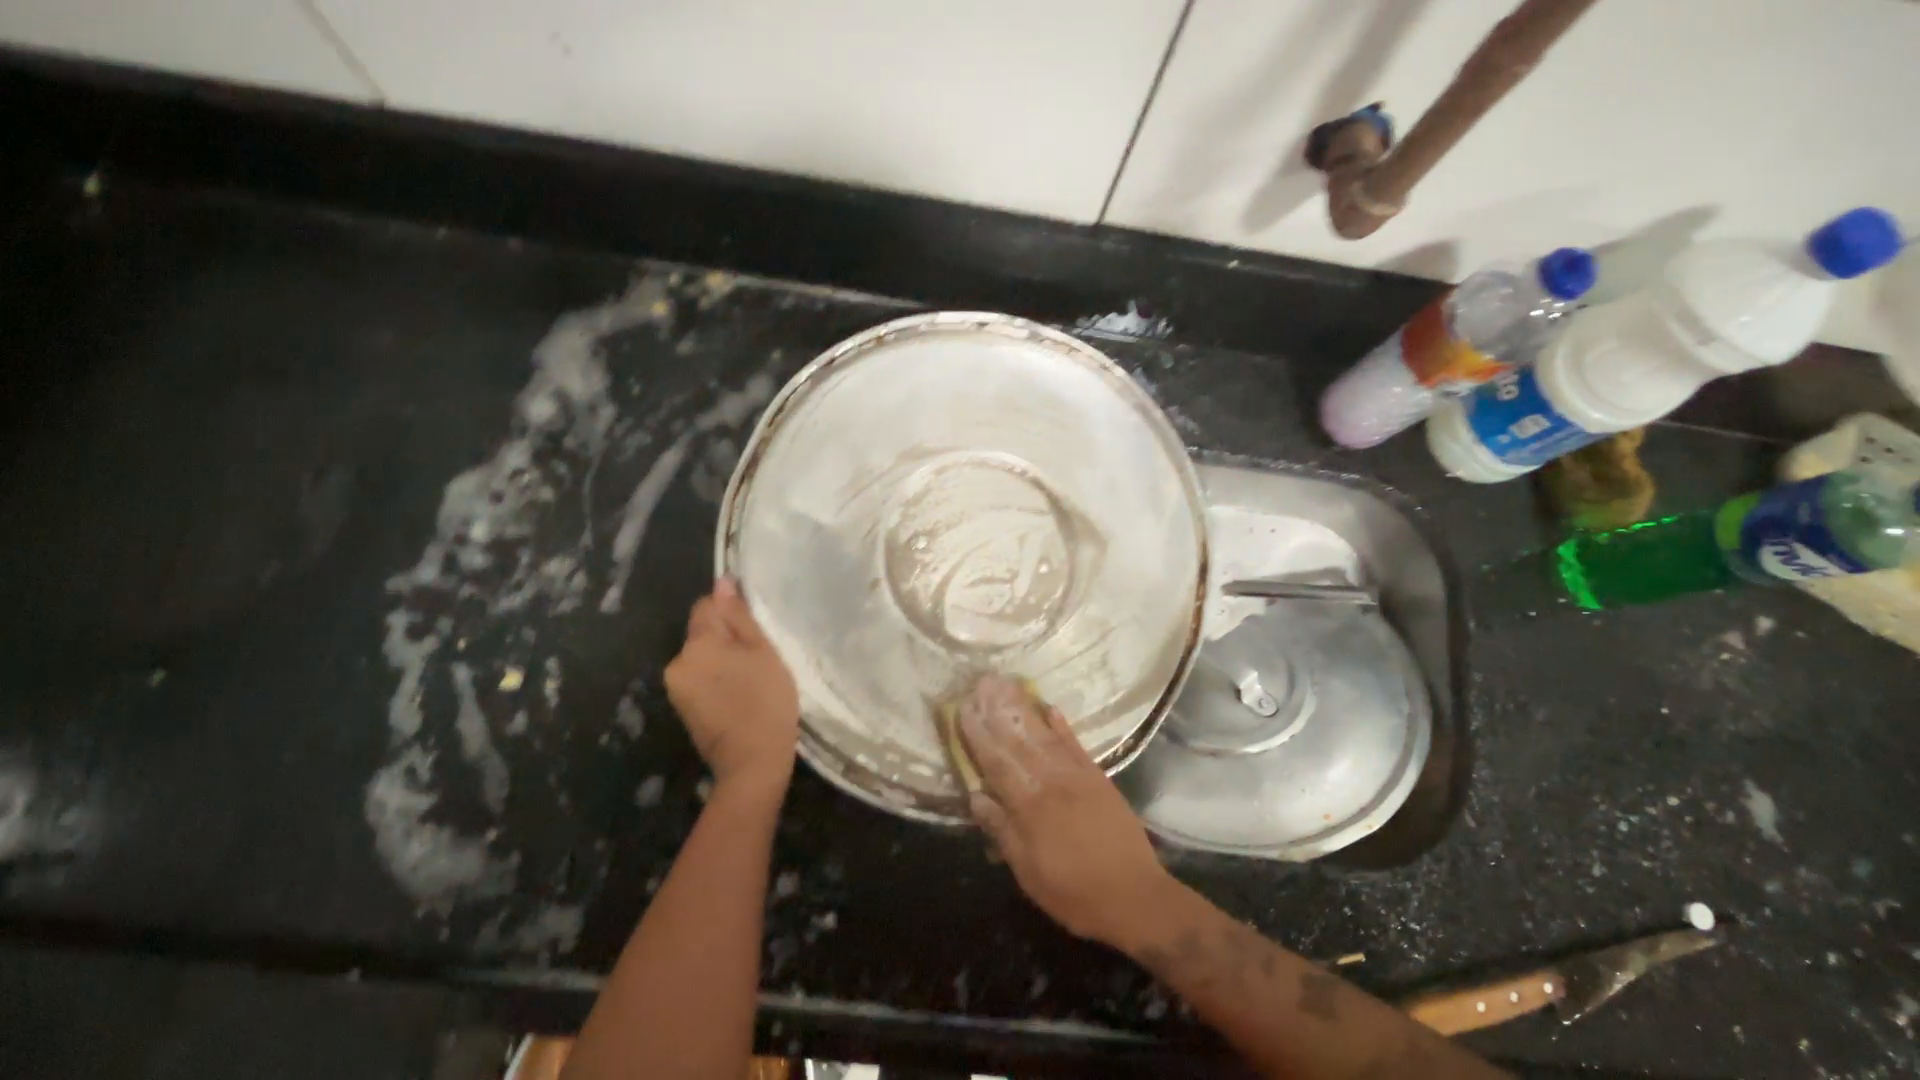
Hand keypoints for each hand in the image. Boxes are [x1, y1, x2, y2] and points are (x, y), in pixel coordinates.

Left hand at [664, 579, 799, 794]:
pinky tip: (739, 698)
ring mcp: (676, 689)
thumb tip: (722, 583)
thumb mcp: (763, 652)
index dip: (731, 612)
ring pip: (702, 659)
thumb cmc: (766, 703)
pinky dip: (717, 682)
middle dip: (726, 640)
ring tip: (751, 681)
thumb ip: (740, 617)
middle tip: (759, 660)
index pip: (706, 606)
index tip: (754, 632)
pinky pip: (699, 680)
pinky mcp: (682, 710)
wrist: (753, 765)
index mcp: (697, 644)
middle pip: (702, 634)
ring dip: (722, 662)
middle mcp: (677, 662)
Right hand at [957, 675, 1172, 947]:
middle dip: (999, 712)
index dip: (979, 736)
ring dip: (1026, 710)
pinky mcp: (1100, 780)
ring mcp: (1079, 777)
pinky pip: (1076, 746)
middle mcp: (1053, 782)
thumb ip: (1002, 830)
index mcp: (1031, 806)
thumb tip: (976, 796)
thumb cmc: (1074, 892)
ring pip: (1046, 737)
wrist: (1135, 896)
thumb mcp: (1028, 871)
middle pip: (1020, 741)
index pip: (998, 763)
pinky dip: (1062, 727)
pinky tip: (1050, 709)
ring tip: (1008, 686)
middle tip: (983, 682)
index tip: (964, 709)